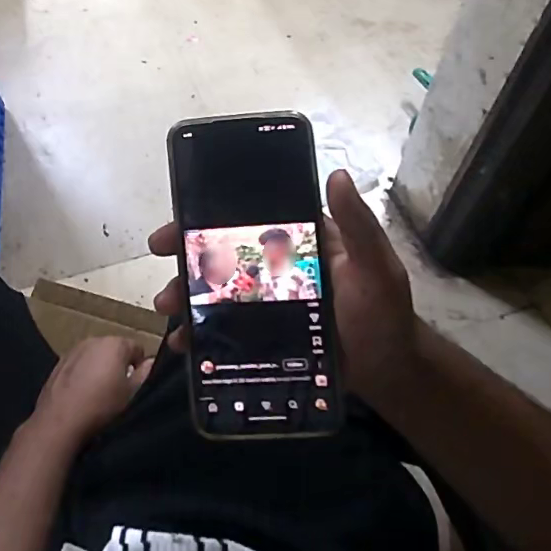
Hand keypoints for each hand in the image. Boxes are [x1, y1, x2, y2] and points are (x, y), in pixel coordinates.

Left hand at [28, 336, 151, 448]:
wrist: (60, 422)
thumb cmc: (102, 407)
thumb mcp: (131, 394)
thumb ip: (145, 374)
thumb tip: (152, 362)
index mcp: (115, 344)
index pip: (136, 348)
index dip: (139, 366)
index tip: (135, 386)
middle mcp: (94, 340)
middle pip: (114, 350)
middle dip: (118, 365)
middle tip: (118, 391)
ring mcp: (74, 350)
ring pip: (95, 356)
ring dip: (99, 368)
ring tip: (98, 394)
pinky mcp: (59, 363)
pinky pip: (78, 364)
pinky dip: (82, 374)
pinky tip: (80, 395)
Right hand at [149, 169, 419, 401]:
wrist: (390, 376)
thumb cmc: (384, 314)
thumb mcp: (375, 266)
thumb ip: (357, 225)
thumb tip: (337, 174)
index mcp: (298, 239)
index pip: (248, 217)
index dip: (211, 213)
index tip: (180, 215)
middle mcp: (276, 265)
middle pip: (222, 251)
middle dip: (186, 251)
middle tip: (160, 252)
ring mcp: (266, 302)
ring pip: (217, 290)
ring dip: (186, 292)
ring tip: (167, 307)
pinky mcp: (263, 336)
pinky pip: (224, 329)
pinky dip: (201, 334)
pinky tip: (184, 344)